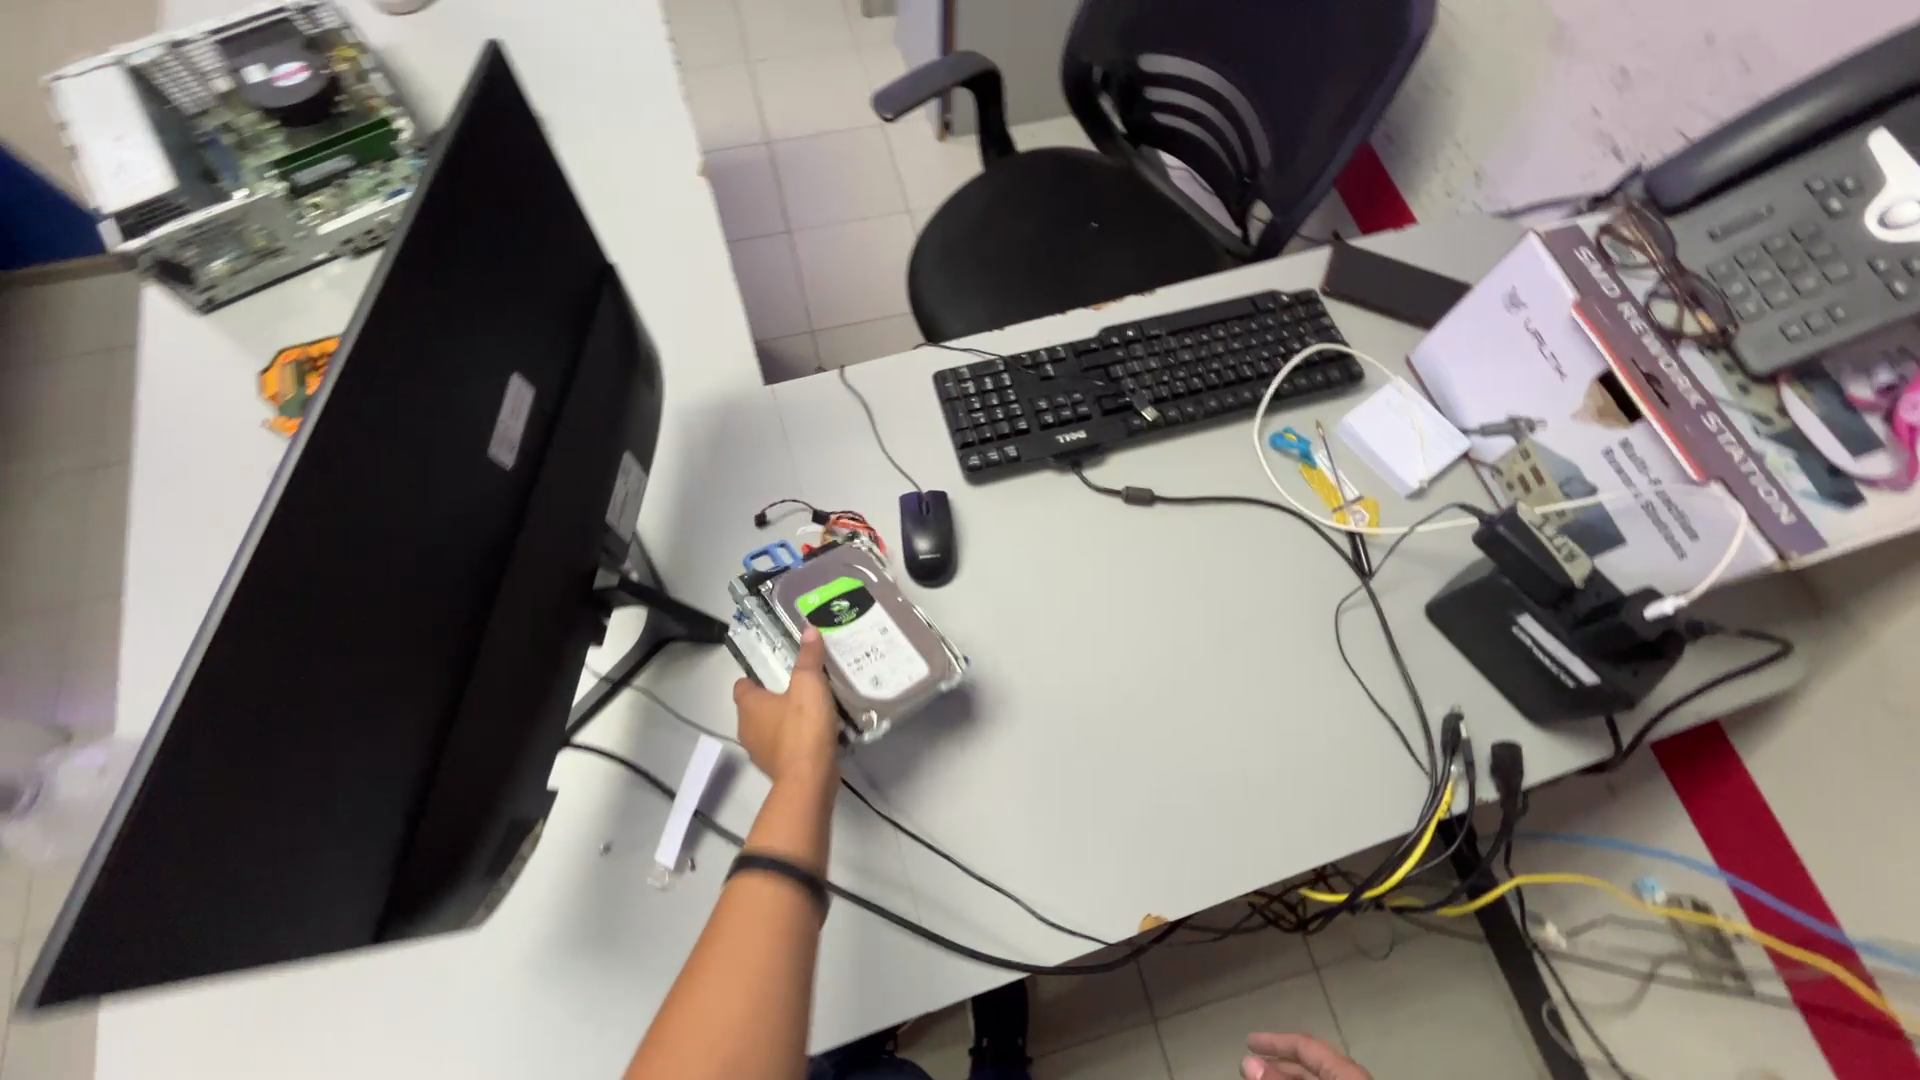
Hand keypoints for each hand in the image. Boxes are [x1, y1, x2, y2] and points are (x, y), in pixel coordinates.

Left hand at [733, 627, 839, 786]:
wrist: (809, 779)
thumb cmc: (802, 727)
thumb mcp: (809, 684)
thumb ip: (809, 657)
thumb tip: (810, 629)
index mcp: (749, 706)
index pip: (742, 686)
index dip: (754, 679)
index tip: (775, 672)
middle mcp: (747, 729)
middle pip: (754, 708)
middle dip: (772, 699)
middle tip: (798, 688)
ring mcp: (760, 752)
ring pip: (768, 729)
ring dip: (783, 721)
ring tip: (809, 710)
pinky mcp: (777, 768)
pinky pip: (783, 747)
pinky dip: (794, 741)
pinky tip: (814, 735)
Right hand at [1241, 1034, 1371, 1079]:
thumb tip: (1248, 1062)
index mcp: (1347, 1069)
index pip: (1306, 1045)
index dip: (1275, 1041)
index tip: (1248, 1041)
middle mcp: (1352, 1075)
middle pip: (1313, 1063)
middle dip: (1279, 1062)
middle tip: (1251, 1064)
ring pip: (1319, 1079)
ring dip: (1288, 1077)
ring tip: (1263, 1078)